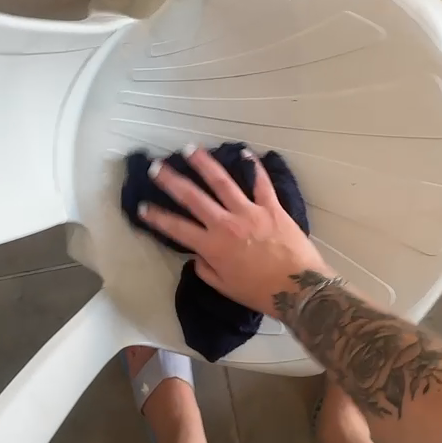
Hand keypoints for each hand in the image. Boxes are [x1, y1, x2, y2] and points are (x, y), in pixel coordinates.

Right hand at [137, 147, 331, 314]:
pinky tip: (245, 153)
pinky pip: (261, 183)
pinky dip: (254, 167)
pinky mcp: (272, 207)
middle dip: (172, 181)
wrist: (299, 289)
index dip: (157, 217)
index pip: (177, 228)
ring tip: (192, 150)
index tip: (142, 207)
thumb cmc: (260, 292)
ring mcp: (250, 212)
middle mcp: (226, 224)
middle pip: (193, 197)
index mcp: (212, 246)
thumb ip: (206, 269)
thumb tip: (197, 256)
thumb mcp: (225, 287)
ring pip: (223, 182)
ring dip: (205, 164)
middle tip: (157, 166)